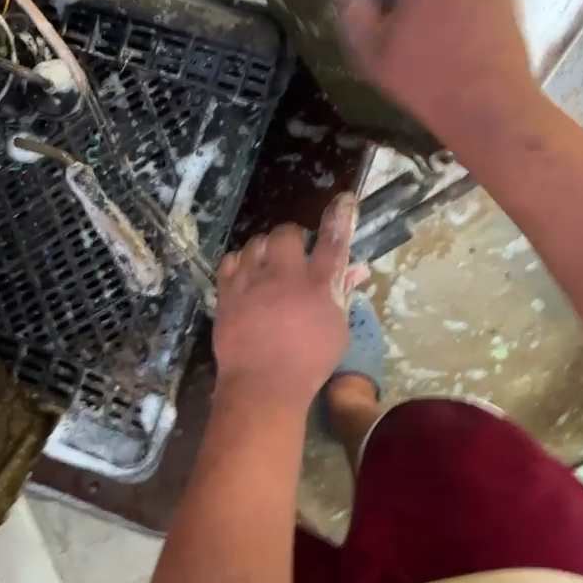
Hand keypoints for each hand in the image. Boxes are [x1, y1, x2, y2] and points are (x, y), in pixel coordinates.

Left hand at [212, 193, 363, 407]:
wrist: (261, 383)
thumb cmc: (308, 361)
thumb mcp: (336, 328)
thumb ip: (343, 293)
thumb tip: (355, 268)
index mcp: (319, 285)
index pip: (334, 240)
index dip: (339, 217)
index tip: (343, 200)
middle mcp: (284, 274)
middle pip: (287, 233)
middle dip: (291, 239)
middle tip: (292, 257)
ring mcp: (252, 280)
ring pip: (256, 242)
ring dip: (265, 250)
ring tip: (268, 269)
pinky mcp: (227, 289)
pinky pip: (232, 259)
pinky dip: (241, 263)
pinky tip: (246, 277)